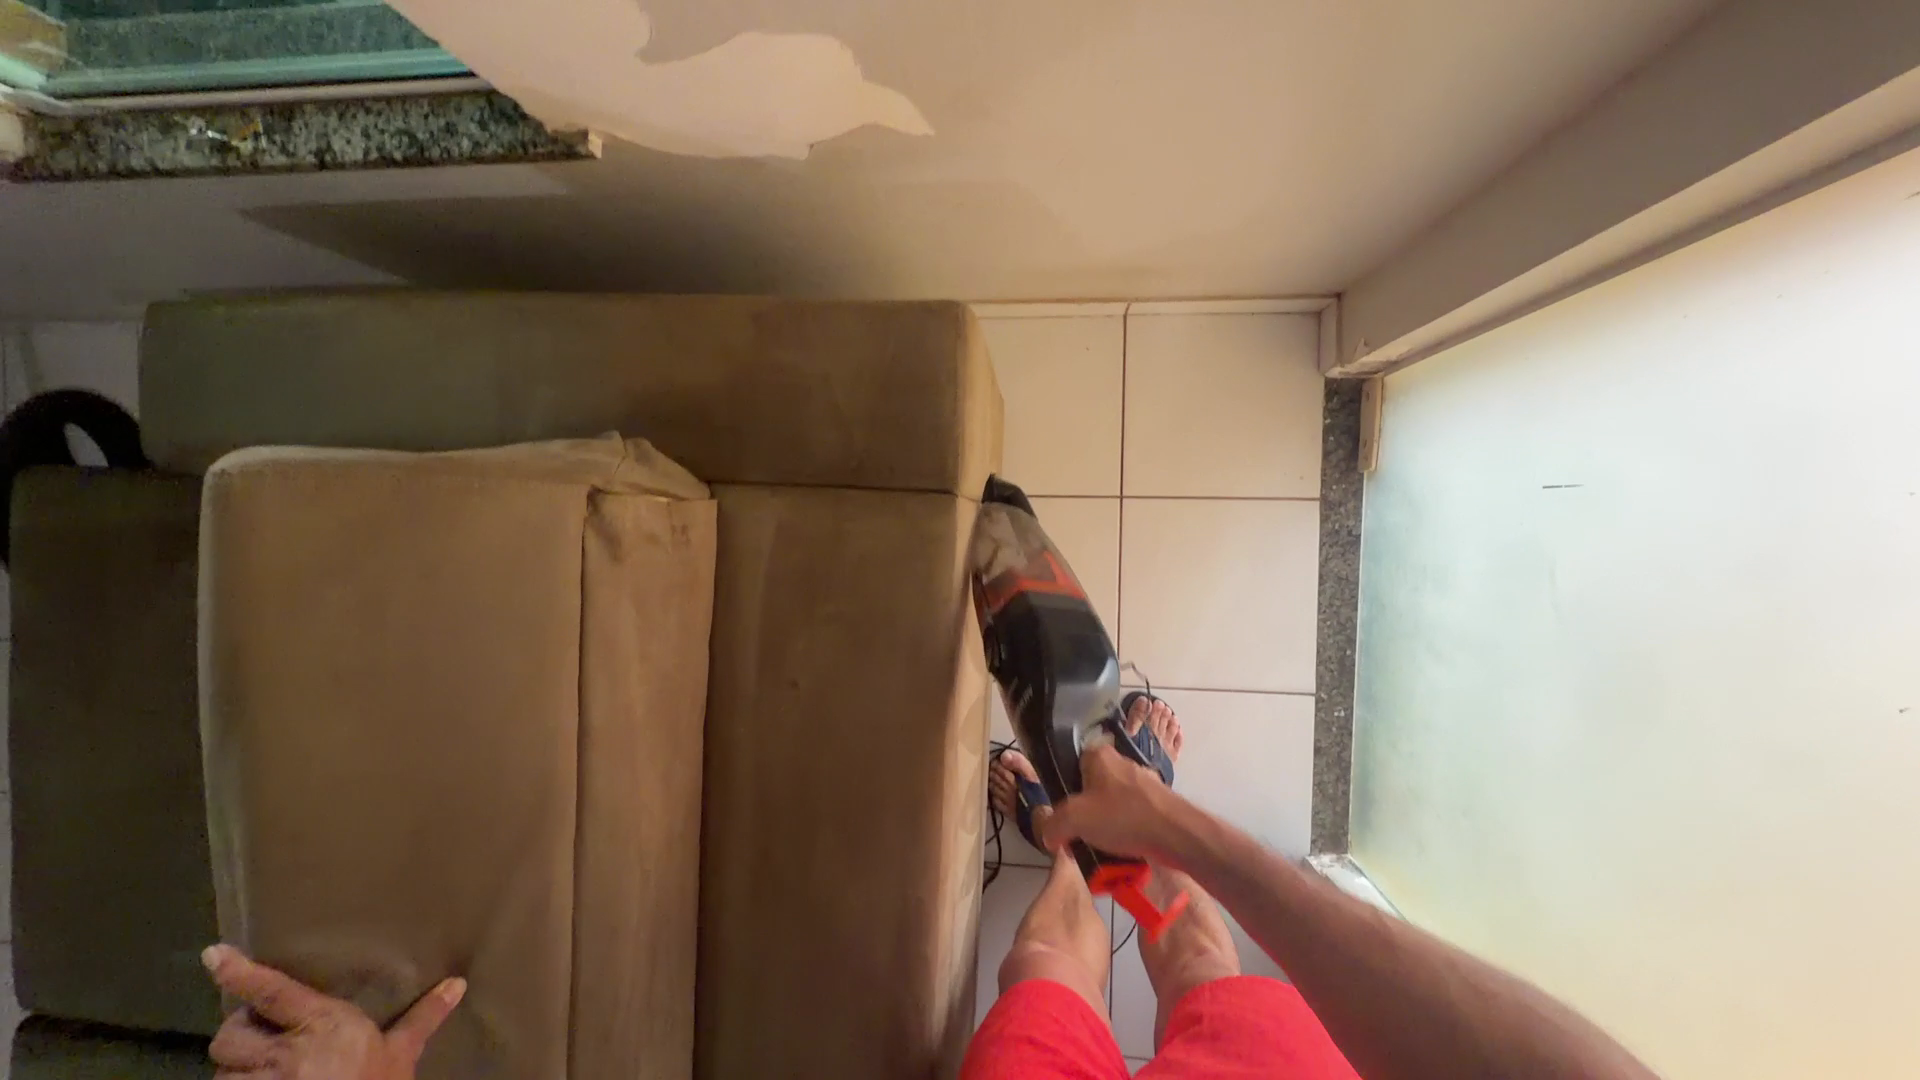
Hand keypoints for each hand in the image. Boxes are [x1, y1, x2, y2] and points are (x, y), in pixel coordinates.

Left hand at [201, 944, 465, 1079]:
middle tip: (259, 1035)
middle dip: (238, 1035)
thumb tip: (457, 984)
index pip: (273, 993)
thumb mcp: (401, 1055)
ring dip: (236, 1070)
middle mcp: (279, 1053)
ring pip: (220, 1073)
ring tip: (261, 1071)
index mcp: (320, 1024)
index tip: (213, 955)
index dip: (241, 973)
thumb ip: (421, 1018)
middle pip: (229, 1036)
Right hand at [1038, 743, 1189, 864]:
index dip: (1066, 792)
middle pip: (1092, 790)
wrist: (1177, 834)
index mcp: (1099, 755)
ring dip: (1106, 828)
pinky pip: (1132, 818)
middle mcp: (1122, 763)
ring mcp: (1143, 783)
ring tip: (1103, 851)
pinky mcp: (1158, 803)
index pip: (1072, 767)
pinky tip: (1124, 853)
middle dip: (1086, 815)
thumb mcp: (1074, 819)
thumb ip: (1053, 825)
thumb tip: (1049, 836)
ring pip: (1112, 806)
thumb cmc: (1122, 816)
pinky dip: (1126, 834)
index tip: (1066, 816)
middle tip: (1081, 837)